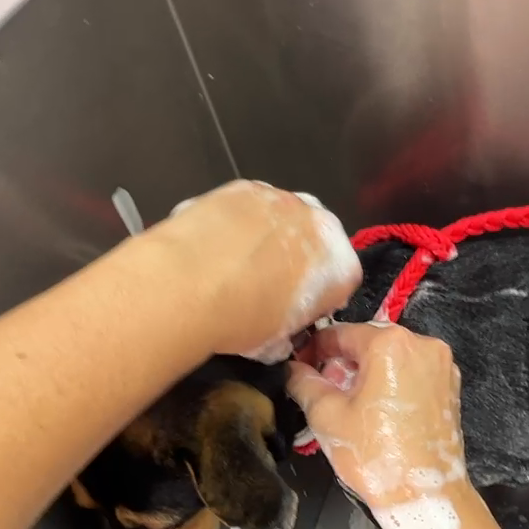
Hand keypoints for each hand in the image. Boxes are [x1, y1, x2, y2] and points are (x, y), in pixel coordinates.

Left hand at [149, 180, 361, 361]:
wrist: (187, 284)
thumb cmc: (241, 319)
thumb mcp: (274, 342)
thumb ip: (287, 332)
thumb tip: (277, 336)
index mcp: (341, 267)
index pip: (341, 282)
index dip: (319, 298)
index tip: (297, 309)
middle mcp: (321, 224)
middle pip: (316, 242)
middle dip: (297, 259)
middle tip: (266, 285)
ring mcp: (282, 198)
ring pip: (283, 220)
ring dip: (268, 237)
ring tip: (235, 264)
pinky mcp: (245, 186)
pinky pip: (249, 207)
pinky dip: (237, 222)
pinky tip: (215, 244)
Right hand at [286, 323, 472, 528]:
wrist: (425, 494)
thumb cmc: (374, 454)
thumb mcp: (327, 416)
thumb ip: (304, 383)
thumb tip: (292, 368)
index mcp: (390, 343)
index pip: (341, 333)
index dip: (315, 349)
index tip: (300, 366)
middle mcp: (422, 343)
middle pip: (369, 342)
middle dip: (343, 361)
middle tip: (323, 389)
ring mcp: (442, 364)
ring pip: (392, 356)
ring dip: (368, 371)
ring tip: (350, 402)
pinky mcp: (451, 385)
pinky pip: (412, 371)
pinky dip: (392, 381)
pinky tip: (378, 408)